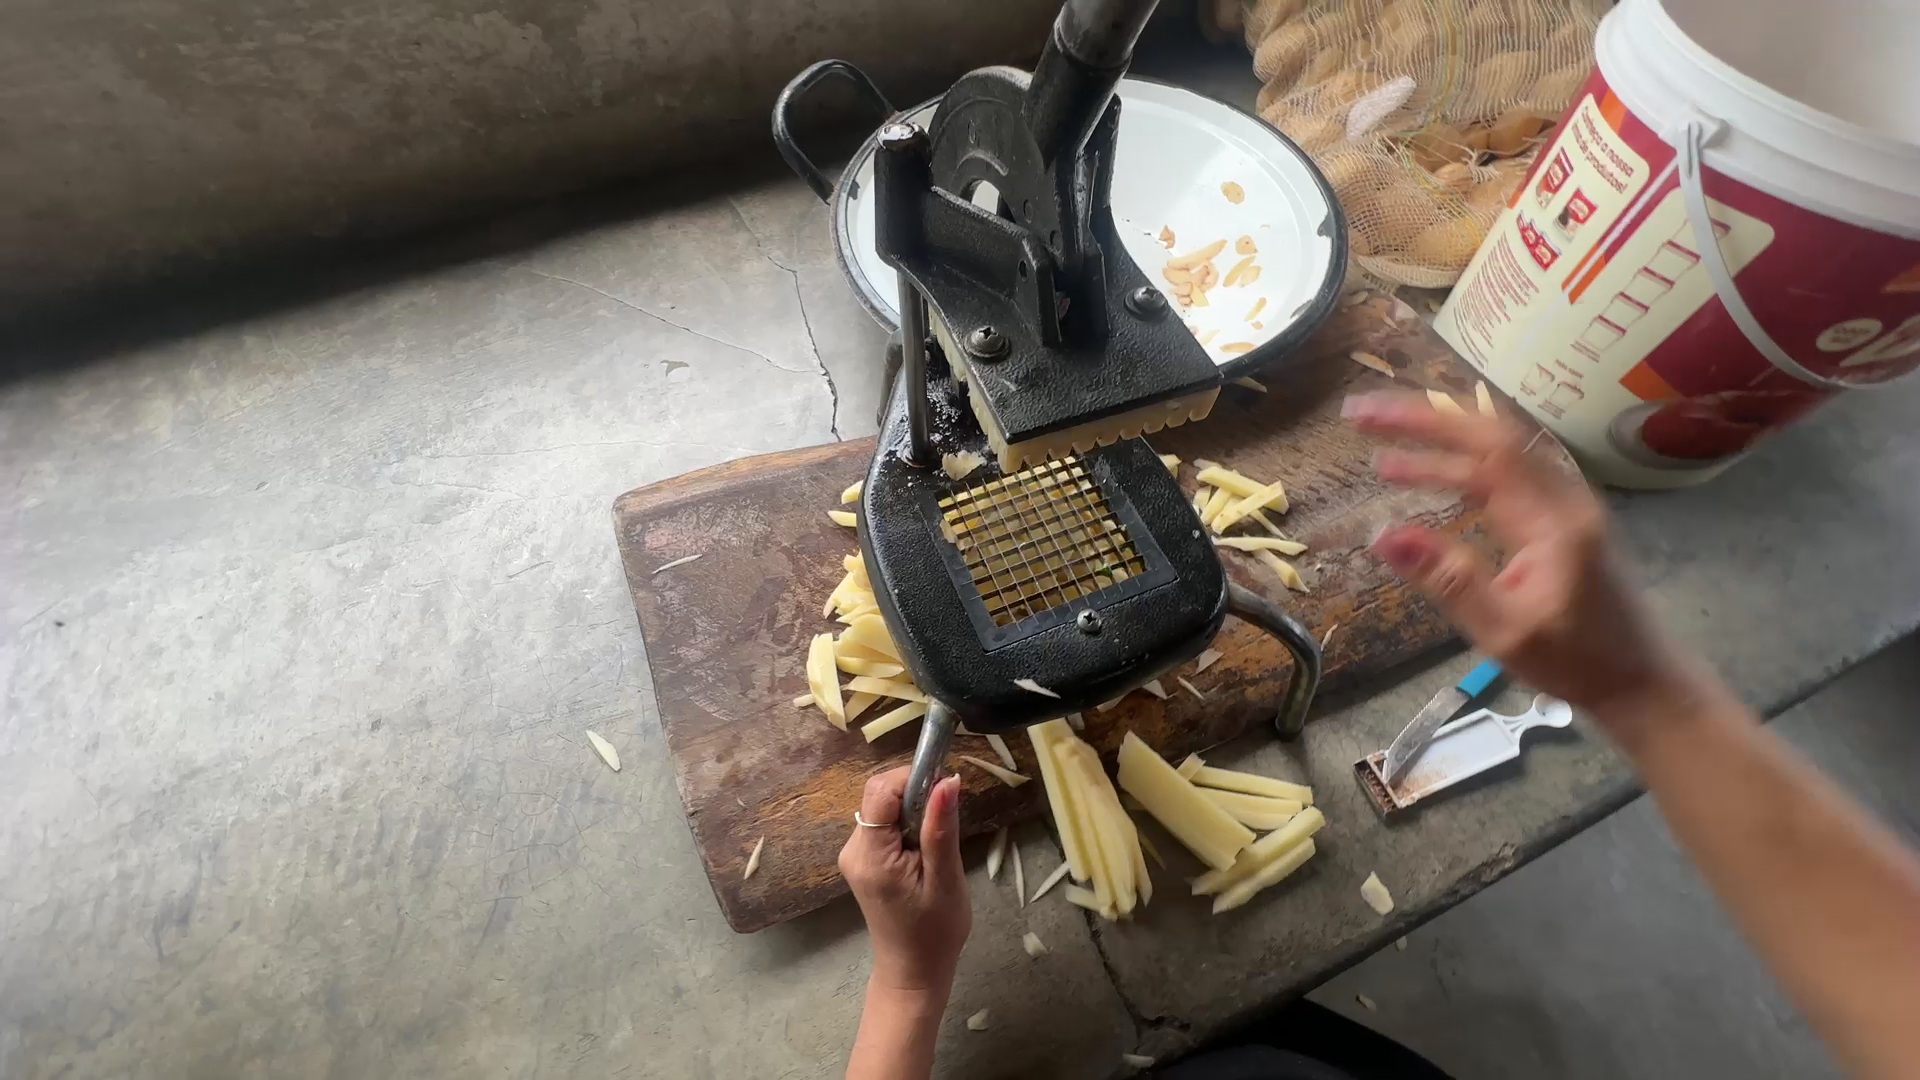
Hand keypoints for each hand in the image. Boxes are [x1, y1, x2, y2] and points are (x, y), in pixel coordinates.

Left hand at [838, 768, 970, 993]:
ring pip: (883, 806)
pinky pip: (884, 823)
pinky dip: (906, 824)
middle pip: (880, 795)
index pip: (881, 790)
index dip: (913, 779)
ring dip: (913, 811)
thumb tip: (948, 779)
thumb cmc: (934, 932)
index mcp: (871, 855)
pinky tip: (923, 850)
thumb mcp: (946, 879)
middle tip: (945, 821)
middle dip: (915, 795)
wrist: (914, 973)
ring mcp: (855, 854)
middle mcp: (854, 849)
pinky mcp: (863, 859)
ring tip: (935, 843)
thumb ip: (942, 827)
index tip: (944, 792)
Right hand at [1344, 391, 1704, 730]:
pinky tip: (1425, 476)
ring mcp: (1563, 506)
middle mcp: (1562, 499)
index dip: (1424, 425)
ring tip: (1379, 456)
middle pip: (1490, 437)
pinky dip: (1457, 466)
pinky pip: (1502, 475)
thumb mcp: (1501, 629)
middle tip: (1362, 417)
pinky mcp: (1556, 519)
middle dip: (1423, 421)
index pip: (1485, 448)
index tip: (1368, 419)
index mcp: (1553, 520)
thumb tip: (1380, 534)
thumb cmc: (1575, 661)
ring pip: (1496, 453)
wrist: (1645, 683)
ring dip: (1437, 445)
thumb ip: (1444, 579)